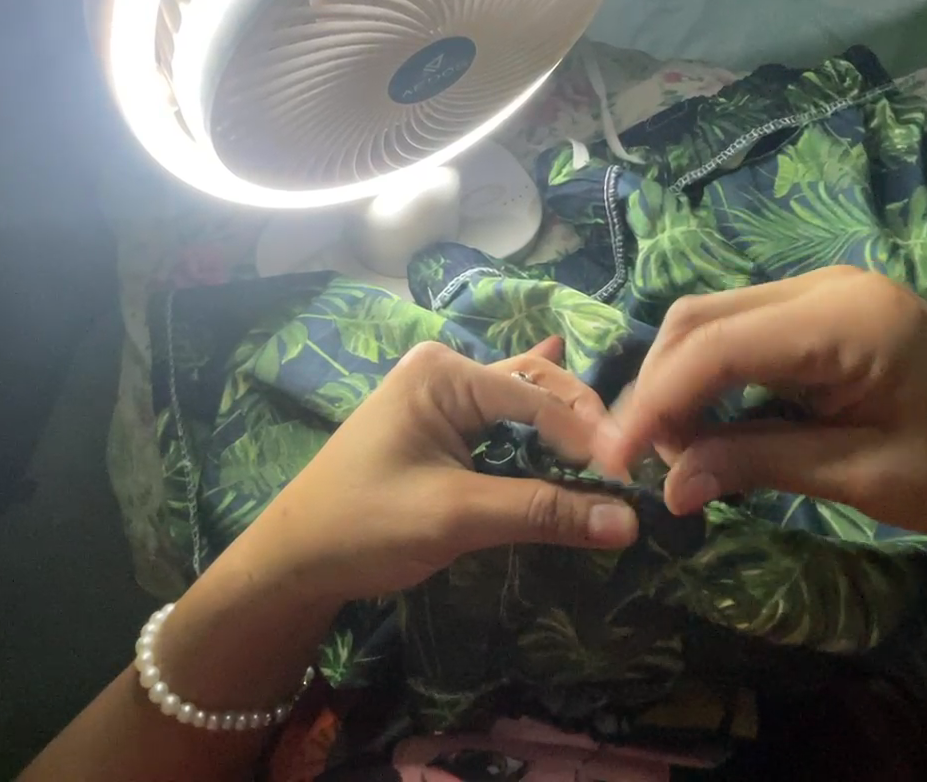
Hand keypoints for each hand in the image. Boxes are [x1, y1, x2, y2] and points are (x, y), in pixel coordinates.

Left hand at [239, 337, 639, 604]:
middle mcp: (446, 370)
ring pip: (522, 403)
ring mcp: (442, 394)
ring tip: (609, 457)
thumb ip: (540, 511)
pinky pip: (502, 419)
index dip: (587, 438)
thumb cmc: (365, 525)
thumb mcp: (455, 515)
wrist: (296, 557)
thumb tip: (627, 522)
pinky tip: (570, 416)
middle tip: (622, 471)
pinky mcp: (441, 423)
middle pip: (534, 389)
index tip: (630, 481)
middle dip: (580, 425)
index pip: (536, 398)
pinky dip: (538, 429)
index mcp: (443, 373)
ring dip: (564, 429)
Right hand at [593, 266, 926, 537]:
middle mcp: (823, 284)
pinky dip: (713, 376)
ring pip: (713, 321)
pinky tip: (712, 421)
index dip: (654, 400)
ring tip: (676, 447)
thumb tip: (669, 486)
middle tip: (647, 458)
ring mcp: (822, 290)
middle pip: (700, 319)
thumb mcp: (865, 477)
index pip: (714, 346)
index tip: (616, 457)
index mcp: (844, 318)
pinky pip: (742, 331)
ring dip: (681, 381)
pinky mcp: (822, 310)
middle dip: (660, 386)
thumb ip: (758, 465)